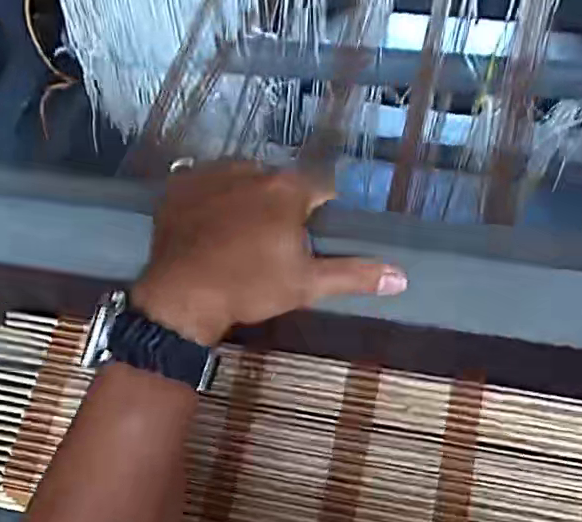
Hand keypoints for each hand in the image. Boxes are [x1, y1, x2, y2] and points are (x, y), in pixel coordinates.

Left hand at [129, 162, 406, 345]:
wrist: (185, 294)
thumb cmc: (252, 288)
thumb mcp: (307, 285)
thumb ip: (354, 275)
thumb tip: (401, 277)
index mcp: (287, 189)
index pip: (320, 190)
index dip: (320, 217)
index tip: (311, 243)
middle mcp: (251, 168)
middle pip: (280, 185)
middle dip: (282, 211)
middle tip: (274, 250)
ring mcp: (211, 172)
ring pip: (243, 182)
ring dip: (248, 204)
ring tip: (240, 244)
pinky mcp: (180, 185)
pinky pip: (207, 188)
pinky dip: (213, 205)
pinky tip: (212, 235)